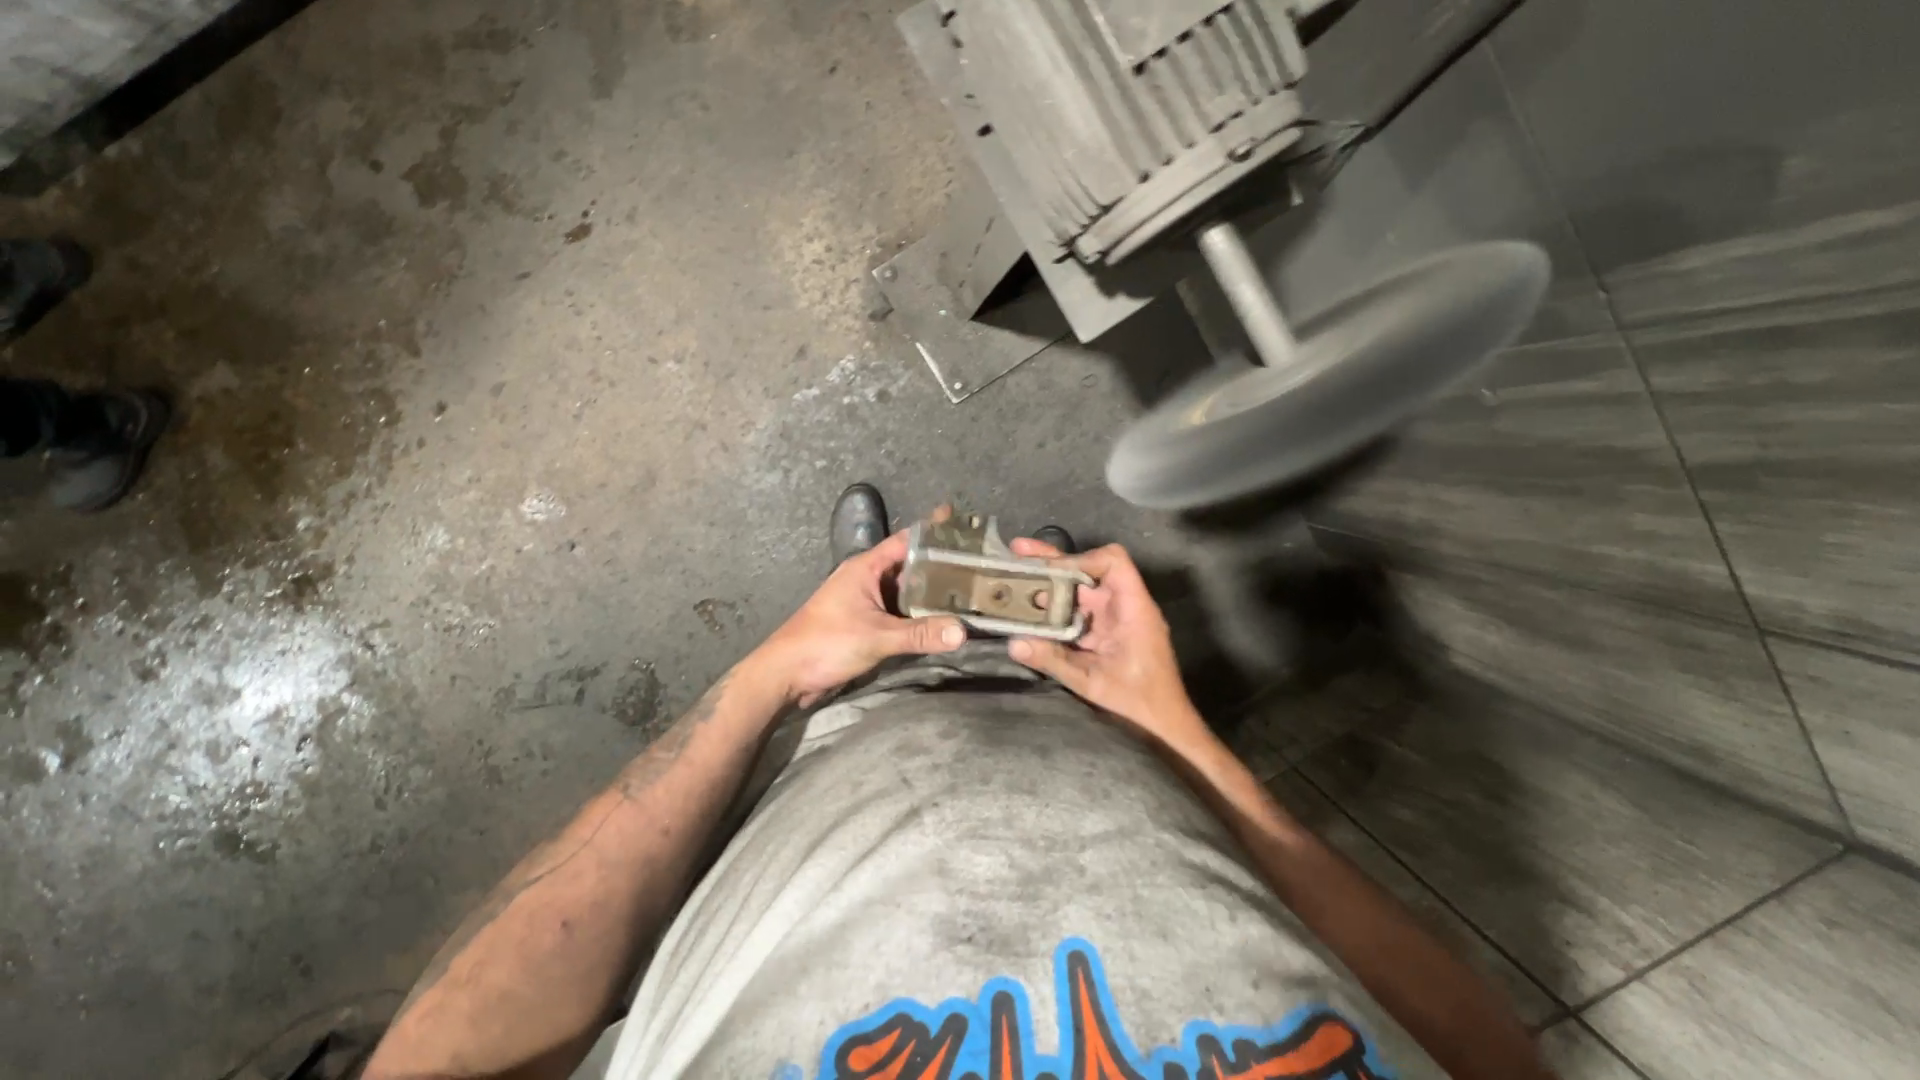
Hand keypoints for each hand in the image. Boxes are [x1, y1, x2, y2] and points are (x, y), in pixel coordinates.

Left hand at [747, 528, 966, 707]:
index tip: (964, 525)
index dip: (934, 531)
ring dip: (930, 592)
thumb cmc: (826, 643)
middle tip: (978, 565)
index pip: (907, 540)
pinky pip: (898, 612)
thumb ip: (920, 633)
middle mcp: (866, 579)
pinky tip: (941, 619)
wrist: (785, 674)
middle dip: (940, 564)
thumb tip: (962, 631)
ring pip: (905, 591)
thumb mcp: (877, 637)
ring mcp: (865, 602)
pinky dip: (918, 613)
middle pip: (910, 565)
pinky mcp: (864, 624)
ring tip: (968, 591)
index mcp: (865, 568)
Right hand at [1004, 540, 1205, 746]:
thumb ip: (1053, 660)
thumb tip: (1014, 643)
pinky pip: (1081, 610)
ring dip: (1052, 584)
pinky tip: (1031, 609)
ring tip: (1016, 578)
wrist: (1164, 722)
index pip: (1113, 562)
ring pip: (1083, 589)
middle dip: (1054, 563)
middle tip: (1017, 553)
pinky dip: (1058, 607)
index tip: (1047, 568)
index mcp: (1133, 609)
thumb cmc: (1138, 700)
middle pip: (1090, 571)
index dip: (1080, 558)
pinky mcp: (1108, 632)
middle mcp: (1126, 606)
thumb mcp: (1091, 682)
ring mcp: (1117, 618)